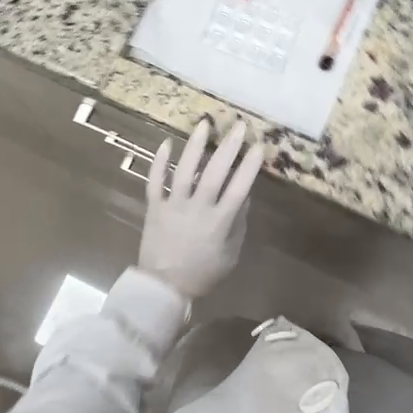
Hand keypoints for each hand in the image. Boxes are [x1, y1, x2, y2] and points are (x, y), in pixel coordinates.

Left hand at [138, 118, 264, 299]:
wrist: (163, 288)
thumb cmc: (202, 273)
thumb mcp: (230, 254)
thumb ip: (238, 224)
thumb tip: (244, 195)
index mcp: (219, 223)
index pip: (238, 189)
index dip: (249, 167)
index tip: (259, 146)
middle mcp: (197, 209)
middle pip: (214, 173)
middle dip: (229, 148)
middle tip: (239, 125)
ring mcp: (173, 206)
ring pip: (184, 171)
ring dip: (195, 146)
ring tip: (204, 124)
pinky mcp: (153, 207)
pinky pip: (154, 181)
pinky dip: (159, 162)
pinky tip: (167, 142)